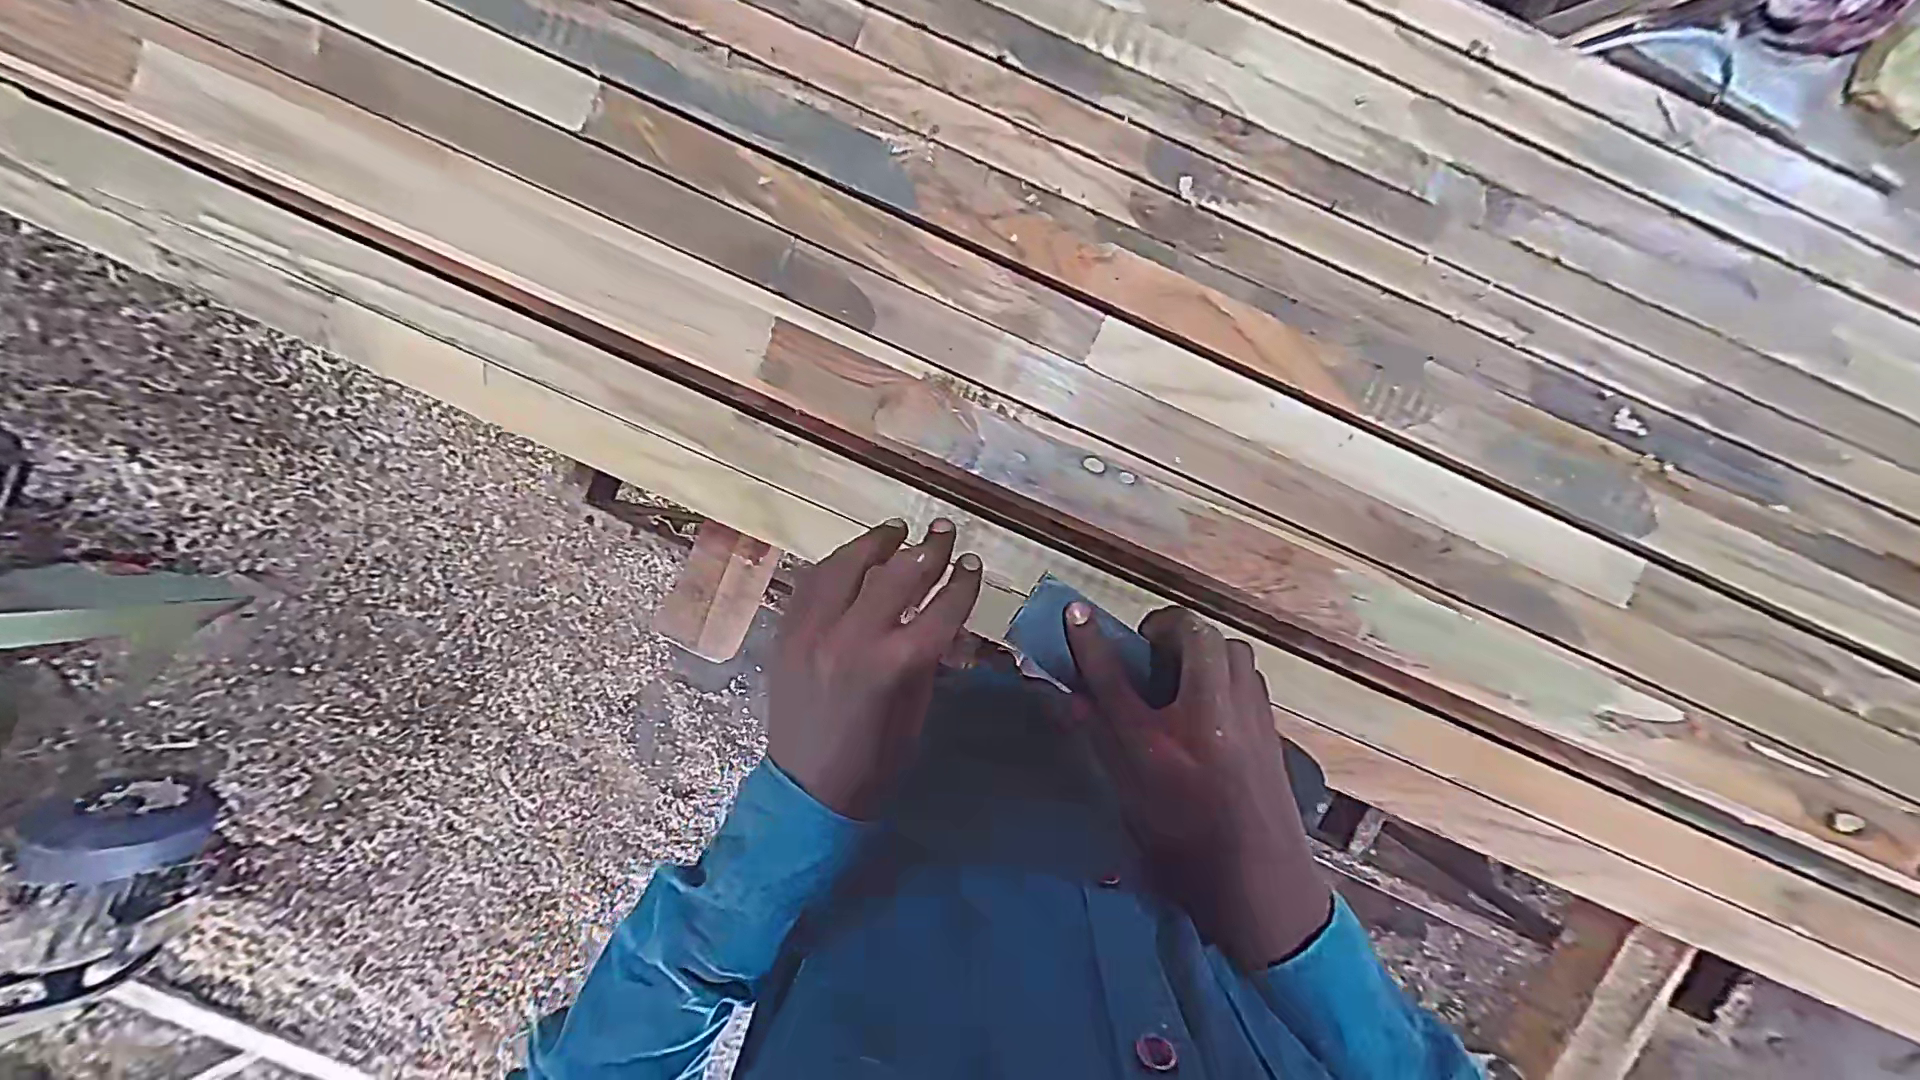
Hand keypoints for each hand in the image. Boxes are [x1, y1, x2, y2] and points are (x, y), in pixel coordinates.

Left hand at [767, 518, 981, 818]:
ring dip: (877, 543)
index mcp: (893, 666)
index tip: (972, 563)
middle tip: (944, 530)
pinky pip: (813, 582)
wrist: (807, 789)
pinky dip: (838, 563)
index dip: (962, 583)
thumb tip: (939, 616)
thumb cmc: (875, 759)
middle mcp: (852, 639)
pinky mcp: (787, 633)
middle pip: (898, 576)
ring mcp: (812, 631)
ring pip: (847, 566)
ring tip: (897, 530)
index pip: (940, 609)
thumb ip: (927, 655)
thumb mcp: (916, 709)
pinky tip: (855, 555)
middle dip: (928, 549)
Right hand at [1064, 604, 1331, 970]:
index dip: (1089, 641)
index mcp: (1163, 741)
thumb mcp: (1128, 792)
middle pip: (1193, 635)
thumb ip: (1097, 737)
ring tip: (1178, 672)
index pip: (1113, 675)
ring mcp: (1251, 717)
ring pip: (1229, 649)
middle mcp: (1211, 717)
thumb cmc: (1184, 845)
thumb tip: (1070, 696)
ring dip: (1200, 646)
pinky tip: (1209, 701)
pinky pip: (1246, 675)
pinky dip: (1222, 670)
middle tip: (1146, 651)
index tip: (1075, 613)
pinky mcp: (1271, 728)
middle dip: (1166, 629)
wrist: (1262, 889)